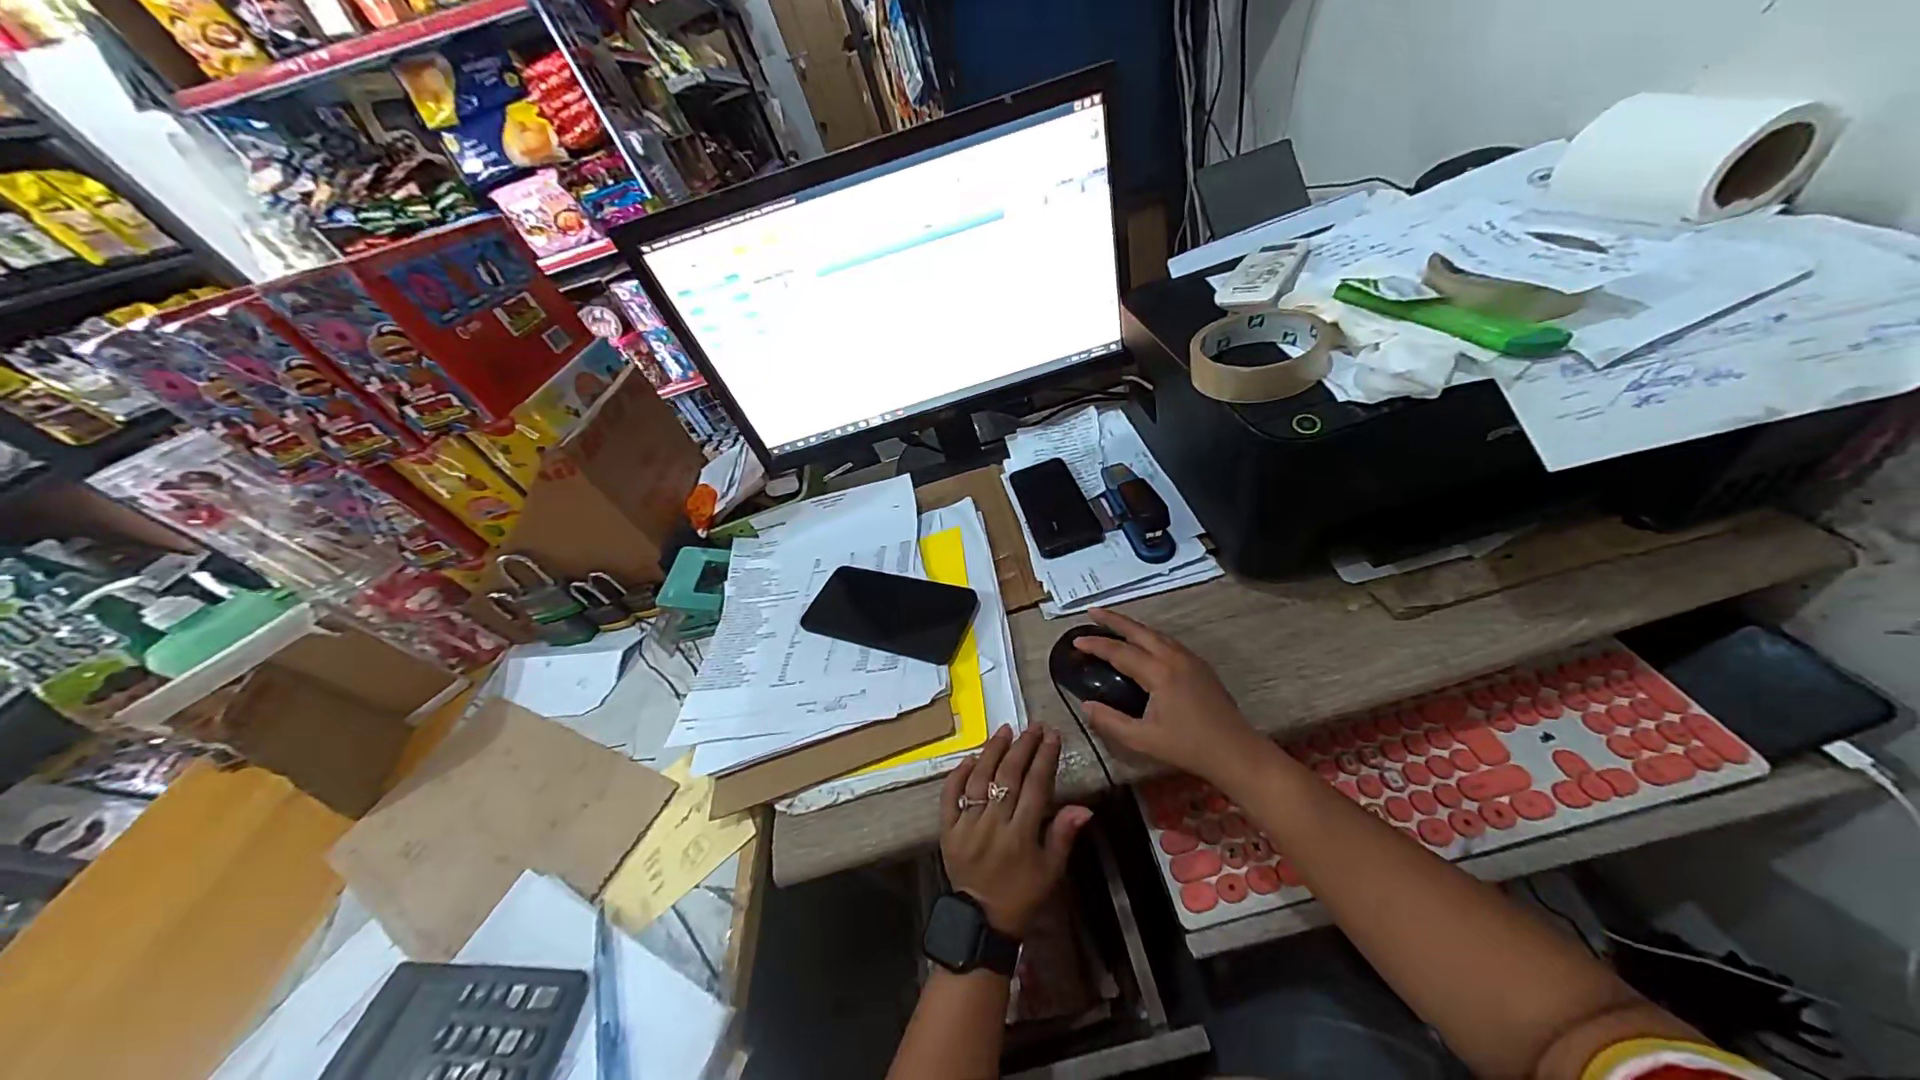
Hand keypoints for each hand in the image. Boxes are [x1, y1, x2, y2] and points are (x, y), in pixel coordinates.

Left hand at [939, 725, 1092, 938]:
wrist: (982, 922)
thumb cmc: (1022, 894)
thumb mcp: (1051, 870)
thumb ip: (1063, 834)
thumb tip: (1083, 806)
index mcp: (1021, 836)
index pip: (1035, 786)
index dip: (1044, 758)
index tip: (1052, 736)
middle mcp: (993, 826)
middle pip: (1008, 777)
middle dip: (1023, 747)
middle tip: (1033, 728)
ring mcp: (967, 826)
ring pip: (979, 780)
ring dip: (992, 752)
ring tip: (1005, 731)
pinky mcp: (947, 831)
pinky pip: (950, 797)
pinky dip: (959, 775)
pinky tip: (971, 758)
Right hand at [1072, 607, 1272, 786]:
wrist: (1236, 751)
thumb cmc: (1188, 747)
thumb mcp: (1142, 739)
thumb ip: (1110, 721)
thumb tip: (1086, 705)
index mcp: (1159, 672)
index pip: (1119, 651)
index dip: (1096, 644)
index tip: (1075, 640)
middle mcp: (1174, 658)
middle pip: (1139, 630)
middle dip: (1114, 619)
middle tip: (1092, 611)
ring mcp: (1190, 659)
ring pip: (1156, 634)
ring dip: (1132, 626)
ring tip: (1113, 623)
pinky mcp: (1199, 666)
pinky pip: (1168, 641)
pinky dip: (1148, 636)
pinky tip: (1142, 643)